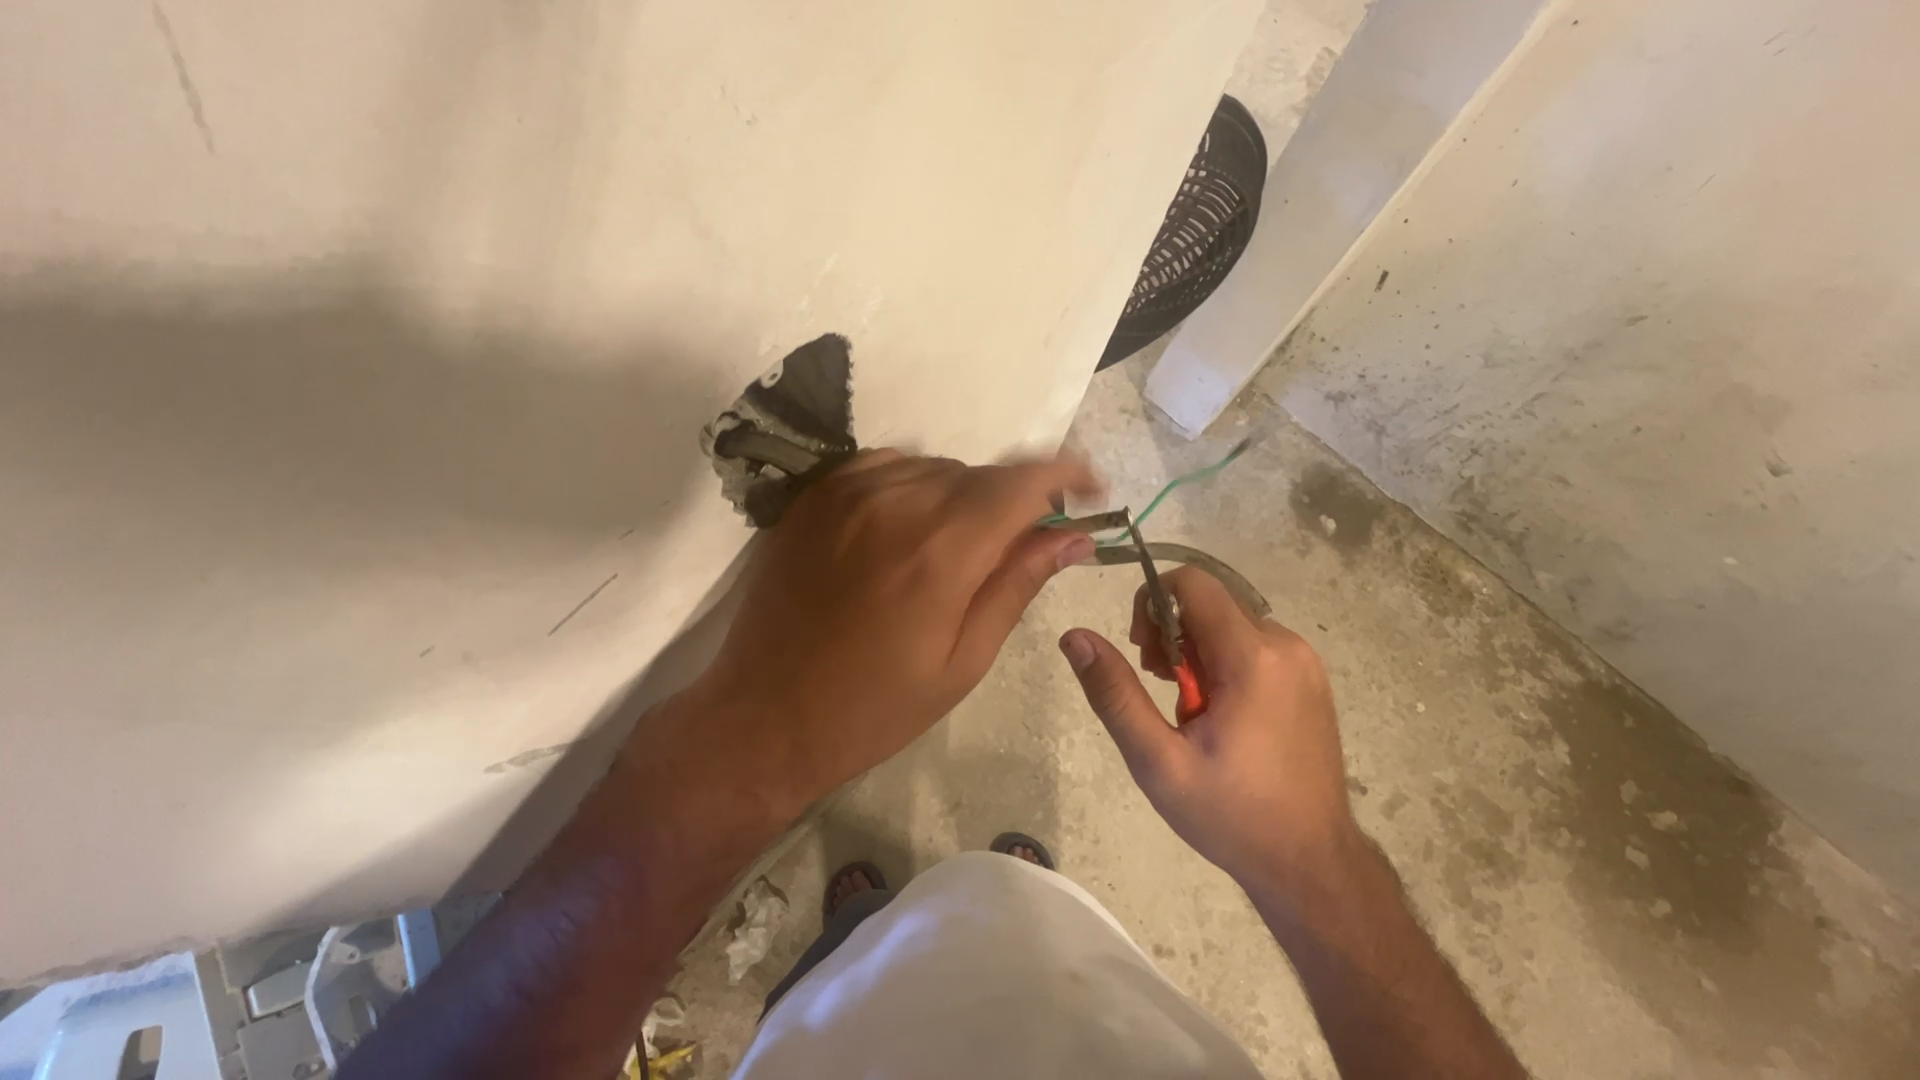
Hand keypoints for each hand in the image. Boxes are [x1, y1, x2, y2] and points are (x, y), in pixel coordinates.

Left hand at [679, 449, 1099, 818]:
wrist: (764, 717)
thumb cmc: (874, 706)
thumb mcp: (964, 658)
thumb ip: (1019, 583)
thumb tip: (1074, 536)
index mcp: (942, 547)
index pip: (1024, 479)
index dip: (1068, 475)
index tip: (1090, 491)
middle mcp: (896, 501)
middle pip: (980, 473)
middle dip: (1011, 502)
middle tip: (1012, 551)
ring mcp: (847, 493)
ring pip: (933, 467)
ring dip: (960, 496)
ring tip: (952, 551)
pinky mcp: (813, 497)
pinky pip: (884, 467)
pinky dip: (911, 488)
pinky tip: (904, 532)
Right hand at [1058, 566, 1358, 893]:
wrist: (1311, 863)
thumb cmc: (1231, 815)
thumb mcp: (1158, 761)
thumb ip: (1114, 694)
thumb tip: (1074, 637)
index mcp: (1252, 657)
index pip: (1192, 583)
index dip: (1152, 604)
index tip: (1143, 657)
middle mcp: (1286, 645)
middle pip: (1210, 601)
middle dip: (1172, 632)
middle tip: (1161, 690)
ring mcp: (1305, 662)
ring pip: (1231, 623)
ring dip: (1197, 650)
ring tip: (1190, 712)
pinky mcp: (1311, 680)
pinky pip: (1255, 645)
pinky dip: (1226, 663)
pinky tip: (1220, 716)